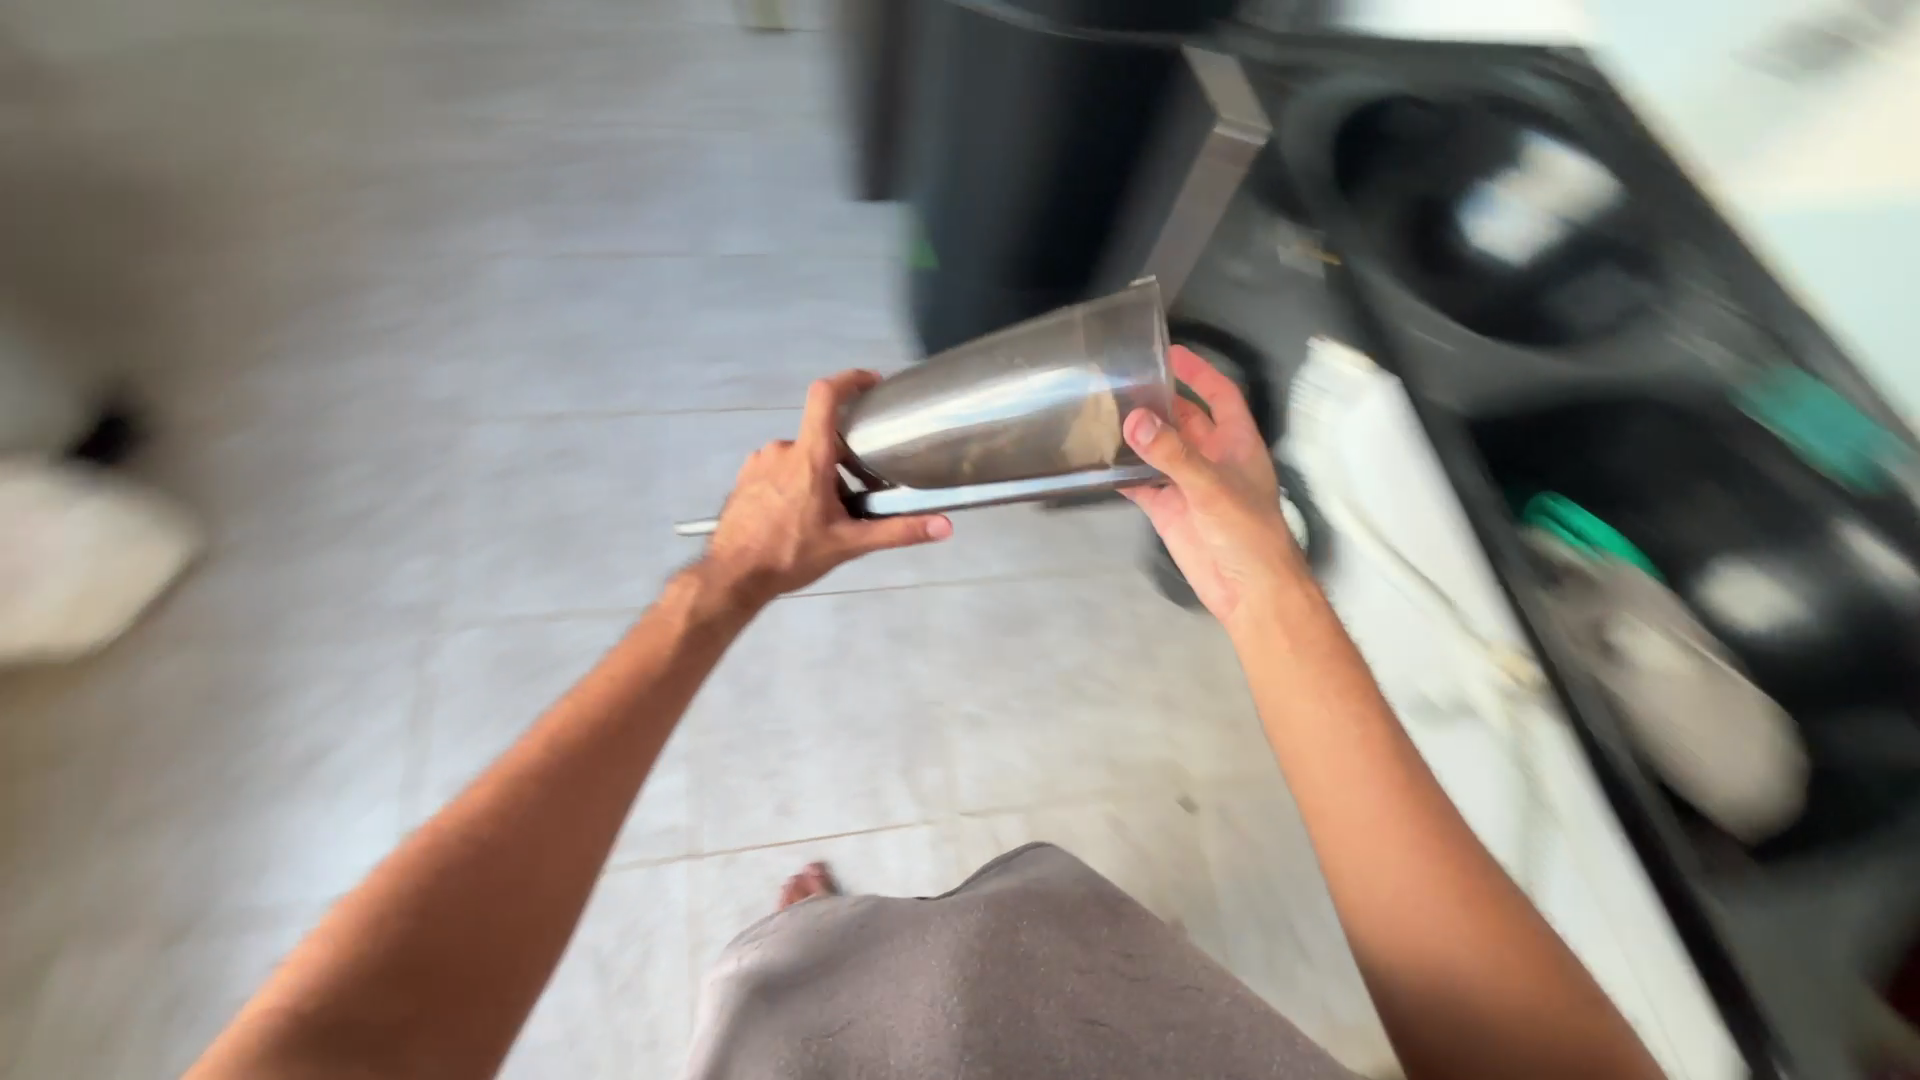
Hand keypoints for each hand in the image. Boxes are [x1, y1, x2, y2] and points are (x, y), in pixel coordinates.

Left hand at [701, 370, 950, 606]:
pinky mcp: (746, 476)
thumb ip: (897, 531)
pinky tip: (796, 516)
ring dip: (818, 475)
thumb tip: (944, 526)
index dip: (850, 379)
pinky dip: (794, 483)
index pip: (826, 396)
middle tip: (857, 495)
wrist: (733, 576)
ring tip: (826, 514)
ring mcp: (760, 461)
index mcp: (809, 456)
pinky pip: (779, 468)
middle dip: (843, 461)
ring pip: (801, 457)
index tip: (872, 383)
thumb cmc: (790, 555)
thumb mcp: (848, 544)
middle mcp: (782, 449)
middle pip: (823, 439)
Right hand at [1122, 346, 1303, 627]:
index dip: (1199, 373)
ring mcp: (1188, 485)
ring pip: (1158, 451)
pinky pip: (1141, 485)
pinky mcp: (1169, 511)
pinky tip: (1099, 463)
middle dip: (1159, 402)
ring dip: (1136, 437)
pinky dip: (1122, 475)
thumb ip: (1173, 454)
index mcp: (1236, 443)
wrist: (1249, 590)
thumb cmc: (1248, 533)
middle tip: (1122, 383)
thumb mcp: (1212, 487)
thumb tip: (1135, 422)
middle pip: (1183, 420)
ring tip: (1103, 415)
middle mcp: (1212, 458)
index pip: (1220, 396)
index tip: (1171, 353)